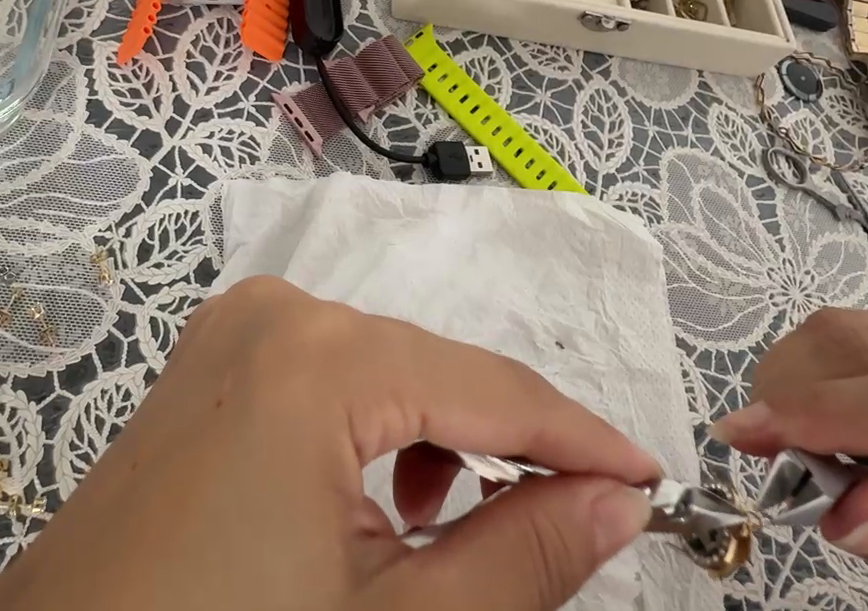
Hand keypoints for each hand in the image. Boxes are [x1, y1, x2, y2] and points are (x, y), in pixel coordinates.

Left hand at [0, 276, 660, 610]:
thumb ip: (521, 555)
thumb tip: (616, 502)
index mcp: (319, 357)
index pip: (492, 386)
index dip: (582, 436)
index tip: (649, 478)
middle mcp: (279, 313)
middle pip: (436, 370)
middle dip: (507, 442)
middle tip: (570, 517)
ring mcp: (239, 327)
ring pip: (386, 369)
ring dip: (438, 438)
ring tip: (451, 528)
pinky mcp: (218, 356)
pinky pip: (330, 373)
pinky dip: (374, 427)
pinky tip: (377, 500)